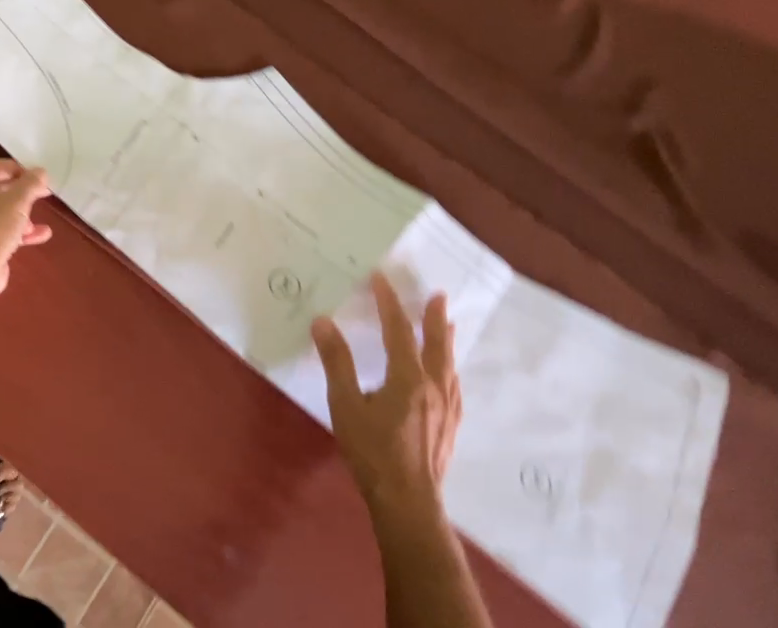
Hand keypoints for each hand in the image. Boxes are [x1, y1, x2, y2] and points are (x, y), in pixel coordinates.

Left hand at [0, 160, 53, 282]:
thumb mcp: (17, 201)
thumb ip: (31, 183)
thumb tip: (41, 171)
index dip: (18, 171)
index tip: (39, 176)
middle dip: (18, 196)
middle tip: (41, 196)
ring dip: (17, 217)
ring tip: (38, 223)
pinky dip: (10, 231)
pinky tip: (38, 235)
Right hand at [312, 273, 462, 517]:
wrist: (407, 499)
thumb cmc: (371, 450)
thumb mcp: (345, 404)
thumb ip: (337, 362)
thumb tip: (324, 322)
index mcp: (407, 378)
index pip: (398, 331)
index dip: (389, 303)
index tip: (382, 279)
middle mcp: (433, 388)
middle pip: (435, 345)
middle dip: (433, 318)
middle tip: (437, 296)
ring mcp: (447, 409)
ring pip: (449, 365)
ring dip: (445, 340)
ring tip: (447, 325)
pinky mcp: (450, 426)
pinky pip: (453, 385)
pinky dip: (448, 368)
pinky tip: (446, 374)